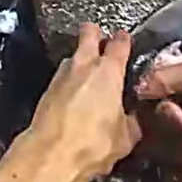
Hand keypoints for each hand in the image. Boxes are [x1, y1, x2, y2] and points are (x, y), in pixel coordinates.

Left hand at [0, 24, 141, 181]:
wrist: (54, 149)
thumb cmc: (94, 141)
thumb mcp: (126, 137)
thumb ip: (131, 119)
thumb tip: (131, 115)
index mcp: (107, 71)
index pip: (118, 44)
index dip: (123, 39)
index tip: (126, 37)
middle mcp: (83, 63)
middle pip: (88, 33)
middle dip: (96, 33)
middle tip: (104, 42)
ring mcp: (63, 69)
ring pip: (76, 52)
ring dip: (84, 58)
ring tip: (94, 75)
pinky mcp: (50, 81)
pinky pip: (66, 71)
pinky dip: (75, 75)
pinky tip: (80, 92)